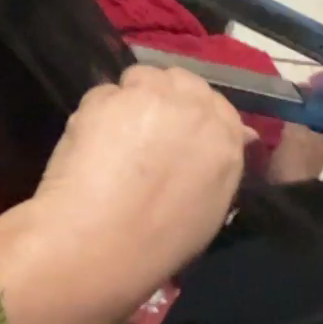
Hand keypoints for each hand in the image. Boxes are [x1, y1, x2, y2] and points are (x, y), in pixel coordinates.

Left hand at [0, 65, 252, 323]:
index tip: (173, 131)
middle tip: (140, 128)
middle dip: (162, 96)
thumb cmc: (158, 245)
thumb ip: (217, 164)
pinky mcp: (107, 97)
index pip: (217, 104)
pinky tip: (87, 144)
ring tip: (111, 135)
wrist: (100, 244)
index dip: (191, 113)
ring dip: (128, 98)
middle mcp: (194, 109)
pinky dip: (95, 114)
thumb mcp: (209, 210)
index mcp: (227, 140)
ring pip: (140, 77)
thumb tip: (235, 138)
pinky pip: (102, 93)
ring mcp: (149, 98)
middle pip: (181, 80)